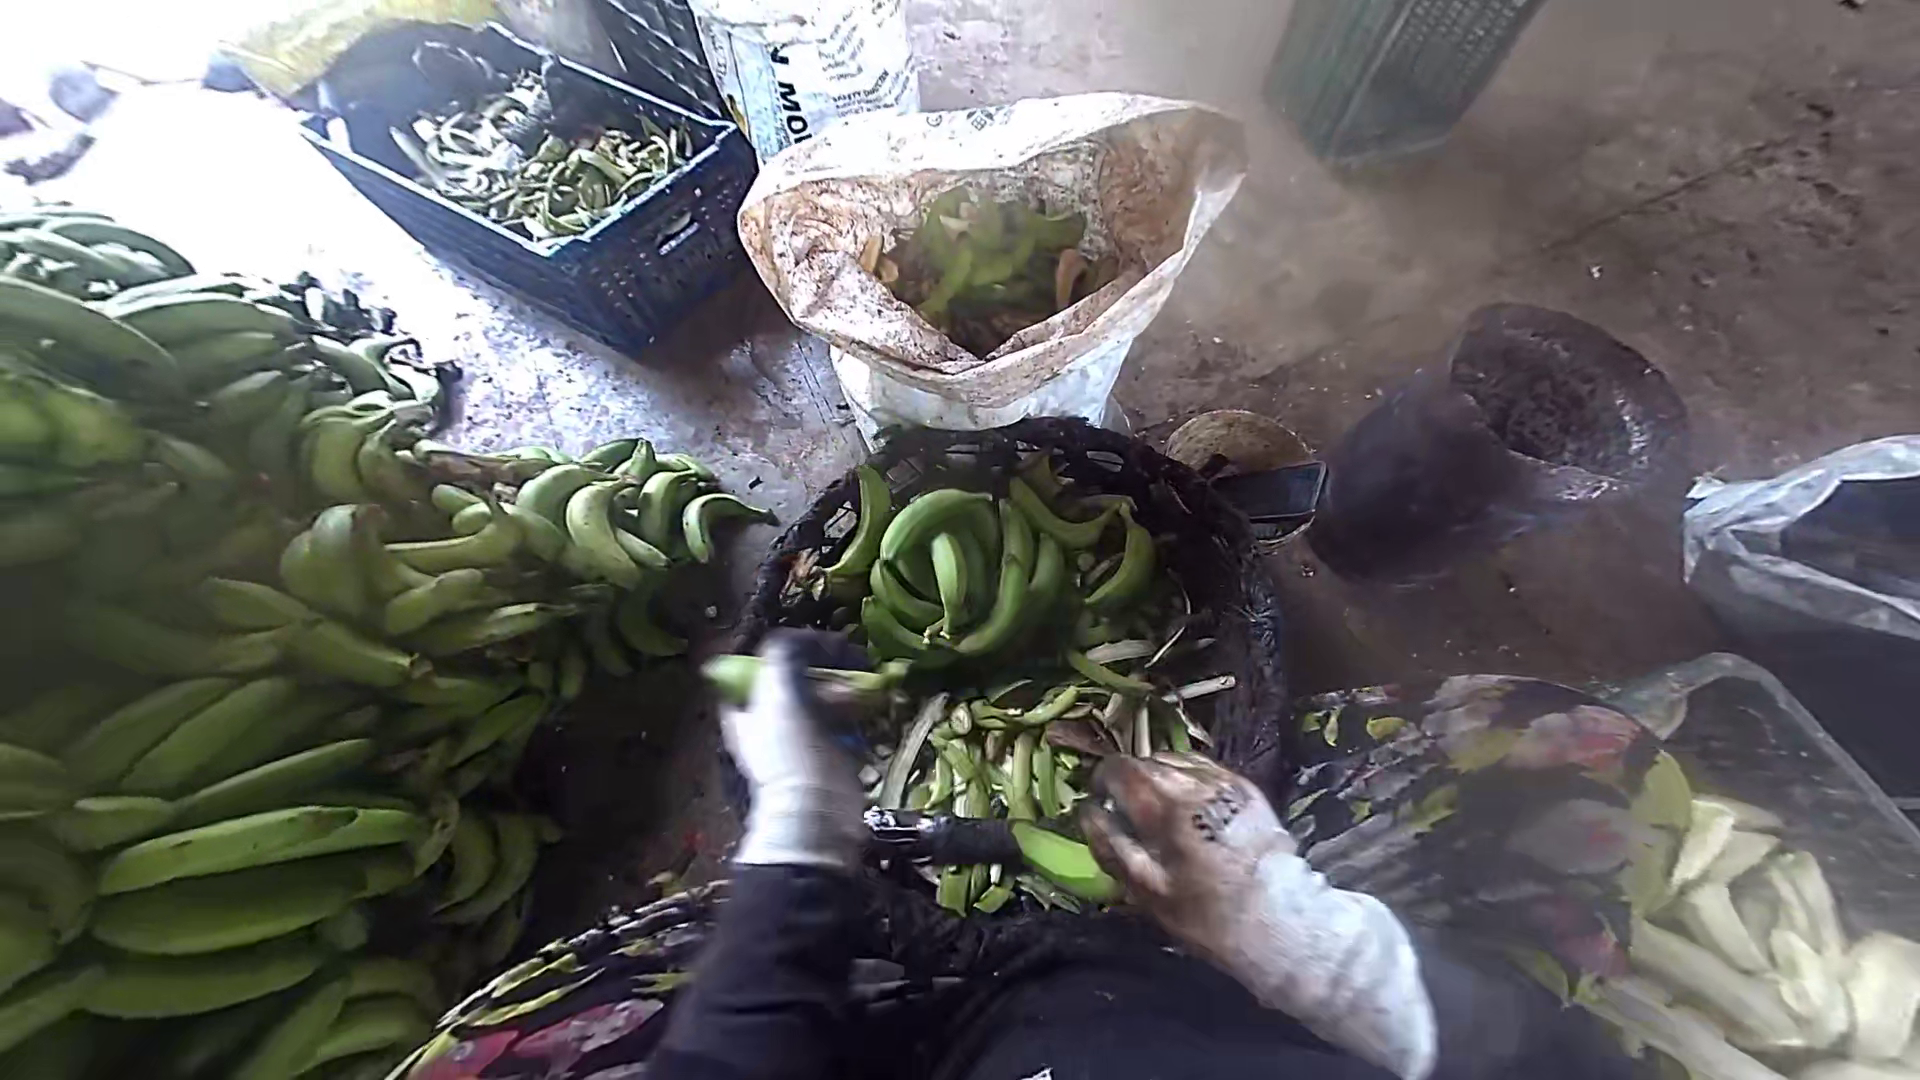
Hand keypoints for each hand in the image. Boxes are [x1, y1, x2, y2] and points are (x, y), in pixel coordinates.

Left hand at [722, 632, 865, 870]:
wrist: (817, 812)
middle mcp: (770, 718)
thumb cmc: (791, 752)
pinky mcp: (831, 748)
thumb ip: (785, 654)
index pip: (761, 664)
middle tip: (848, 659)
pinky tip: (873, 700)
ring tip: (866, 678)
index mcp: (747, 706)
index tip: (813, 644)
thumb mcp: (779, 693)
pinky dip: (860, 705)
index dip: (786, 650)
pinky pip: (846, 716)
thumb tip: (807, 637)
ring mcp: (802, 735)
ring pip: (826, 694)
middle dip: (825, 664)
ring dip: (847, 683)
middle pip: (799, 676)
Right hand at [1081, 753, 1437, 1079]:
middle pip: (1143, 760)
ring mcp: (1220, 779)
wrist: (1285, 923)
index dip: (1101, 779)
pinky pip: (1200, 768)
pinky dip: (1185, 779)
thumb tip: (1086, 811)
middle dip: (1129, 780)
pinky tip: (1190, 807)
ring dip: (1157, 777)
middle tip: (1131, 811)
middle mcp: (1190, 781)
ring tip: (1161, 809)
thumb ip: (1110, 845)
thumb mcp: (1146, 890)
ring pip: (1171, 760)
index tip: (1102, 800)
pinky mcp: (1243, 785)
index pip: (1117, 767)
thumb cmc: (1207, 914)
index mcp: (1163, 804)